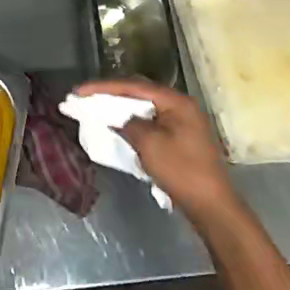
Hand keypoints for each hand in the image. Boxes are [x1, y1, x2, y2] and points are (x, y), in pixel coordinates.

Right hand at [71, 79, 238, 215]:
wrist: (210, 203)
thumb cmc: (181, 170)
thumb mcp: (149, 144)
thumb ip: (129, 124)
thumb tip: (119, 118)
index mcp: (176, 102)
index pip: (134, 86)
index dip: (103, 87)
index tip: (79, 91)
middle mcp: (181, 106)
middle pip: (140, 93)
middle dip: (111, 95)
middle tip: (85, 98)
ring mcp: (183, 121)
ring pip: (145, 108)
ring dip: (121, 108)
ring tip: (96, 109)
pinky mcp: (181, 137)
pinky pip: (151, 121)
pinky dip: (132, 122)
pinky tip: (117, 126)